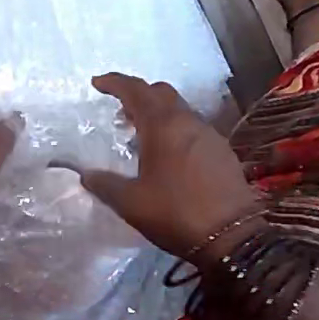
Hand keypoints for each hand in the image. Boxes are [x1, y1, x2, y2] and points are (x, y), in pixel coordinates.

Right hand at [73, 74, 263, 258]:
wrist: (232, 236)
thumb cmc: (175, 213)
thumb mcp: (130, 203)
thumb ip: (105, 184)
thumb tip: (86, 174)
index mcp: (163, 126)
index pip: (136, 90)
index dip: (115, 82)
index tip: (97, 83)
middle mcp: (188, 122)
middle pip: (161, 93)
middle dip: (138, 94)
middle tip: (120, 110)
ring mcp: (209, 135)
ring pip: (180, 110)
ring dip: (158, 113)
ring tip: (140, 134)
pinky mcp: (222, 152)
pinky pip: (192, 128)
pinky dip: (174, 129)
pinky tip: (167, 155)